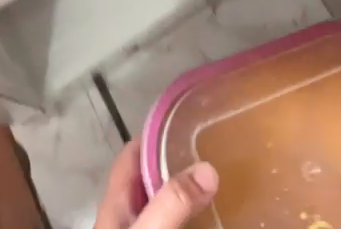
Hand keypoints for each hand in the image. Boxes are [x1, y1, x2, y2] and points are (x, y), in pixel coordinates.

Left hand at [92, 141, 217, 228]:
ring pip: (165, 203)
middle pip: (151, 176)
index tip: (187, 121)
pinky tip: (215, 219)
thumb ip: (172, 203)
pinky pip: (176, 223)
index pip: (134, 152)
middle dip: (179, 162)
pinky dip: (193, 218)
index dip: (156, 134)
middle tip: (214, 151)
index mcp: (118, 200)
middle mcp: (127, 215)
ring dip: (188, 193)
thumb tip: (209, 168)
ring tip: (221, 182)